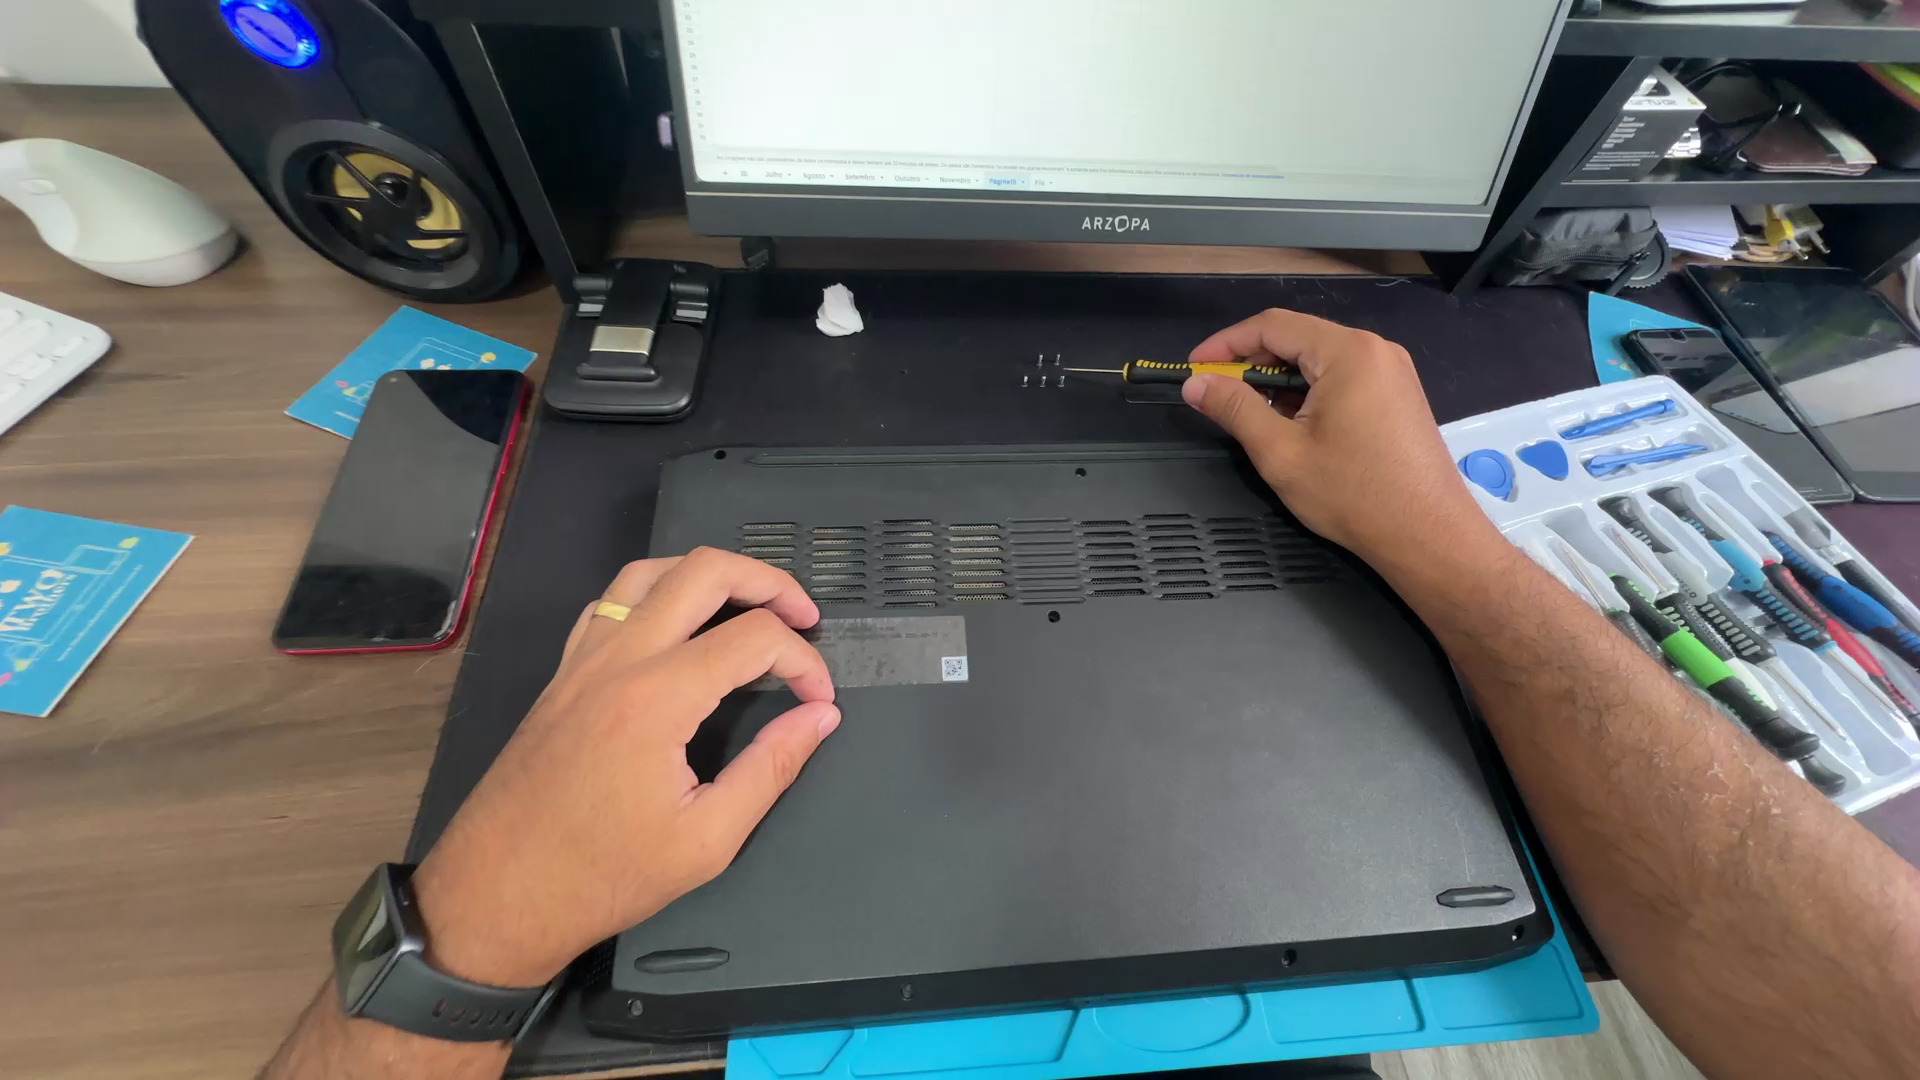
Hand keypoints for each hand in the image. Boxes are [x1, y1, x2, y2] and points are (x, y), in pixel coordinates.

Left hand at [407, 549, 839, 987]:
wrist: (492, 899)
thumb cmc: (604, 875)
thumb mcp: (708, 840)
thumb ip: (773, 767)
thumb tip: (821, 716)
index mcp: (659, 697)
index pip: (755, 638)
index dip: (804, 661)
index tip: (820, 700)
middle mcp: (620, 658)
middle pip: (706, 571)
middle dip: (771, 583)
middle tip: (805, 617)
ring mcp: (585, 657)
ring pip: (654, 571)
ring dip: (712, 574)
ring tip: (750, 603)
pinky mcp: (565, 670)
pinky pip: (613, 600)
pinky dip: (658, 592)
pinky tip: (679, 624)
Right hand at [1181, 308, 1499, 569]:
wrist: (1426, 534)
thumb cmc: (1351, 493)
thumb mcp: (1279, 451)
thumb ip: (1234, 409)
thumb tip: (1194, 384)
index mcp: (1347, 352)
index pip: (1272, 325)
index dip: (1225, 343)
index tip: (1193, 369)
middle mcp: (1374, 349)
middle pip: (1296, 337)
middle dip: (1249, 362)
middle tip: (1216, 395)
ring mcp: (1390, 371)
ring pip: (1316, 359)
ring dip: (1276, 380)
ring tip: (1249, 414)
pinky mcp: (1395, 395)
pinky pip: (1339, 377)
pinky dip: (1304, 392)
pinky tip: (1288, 423)